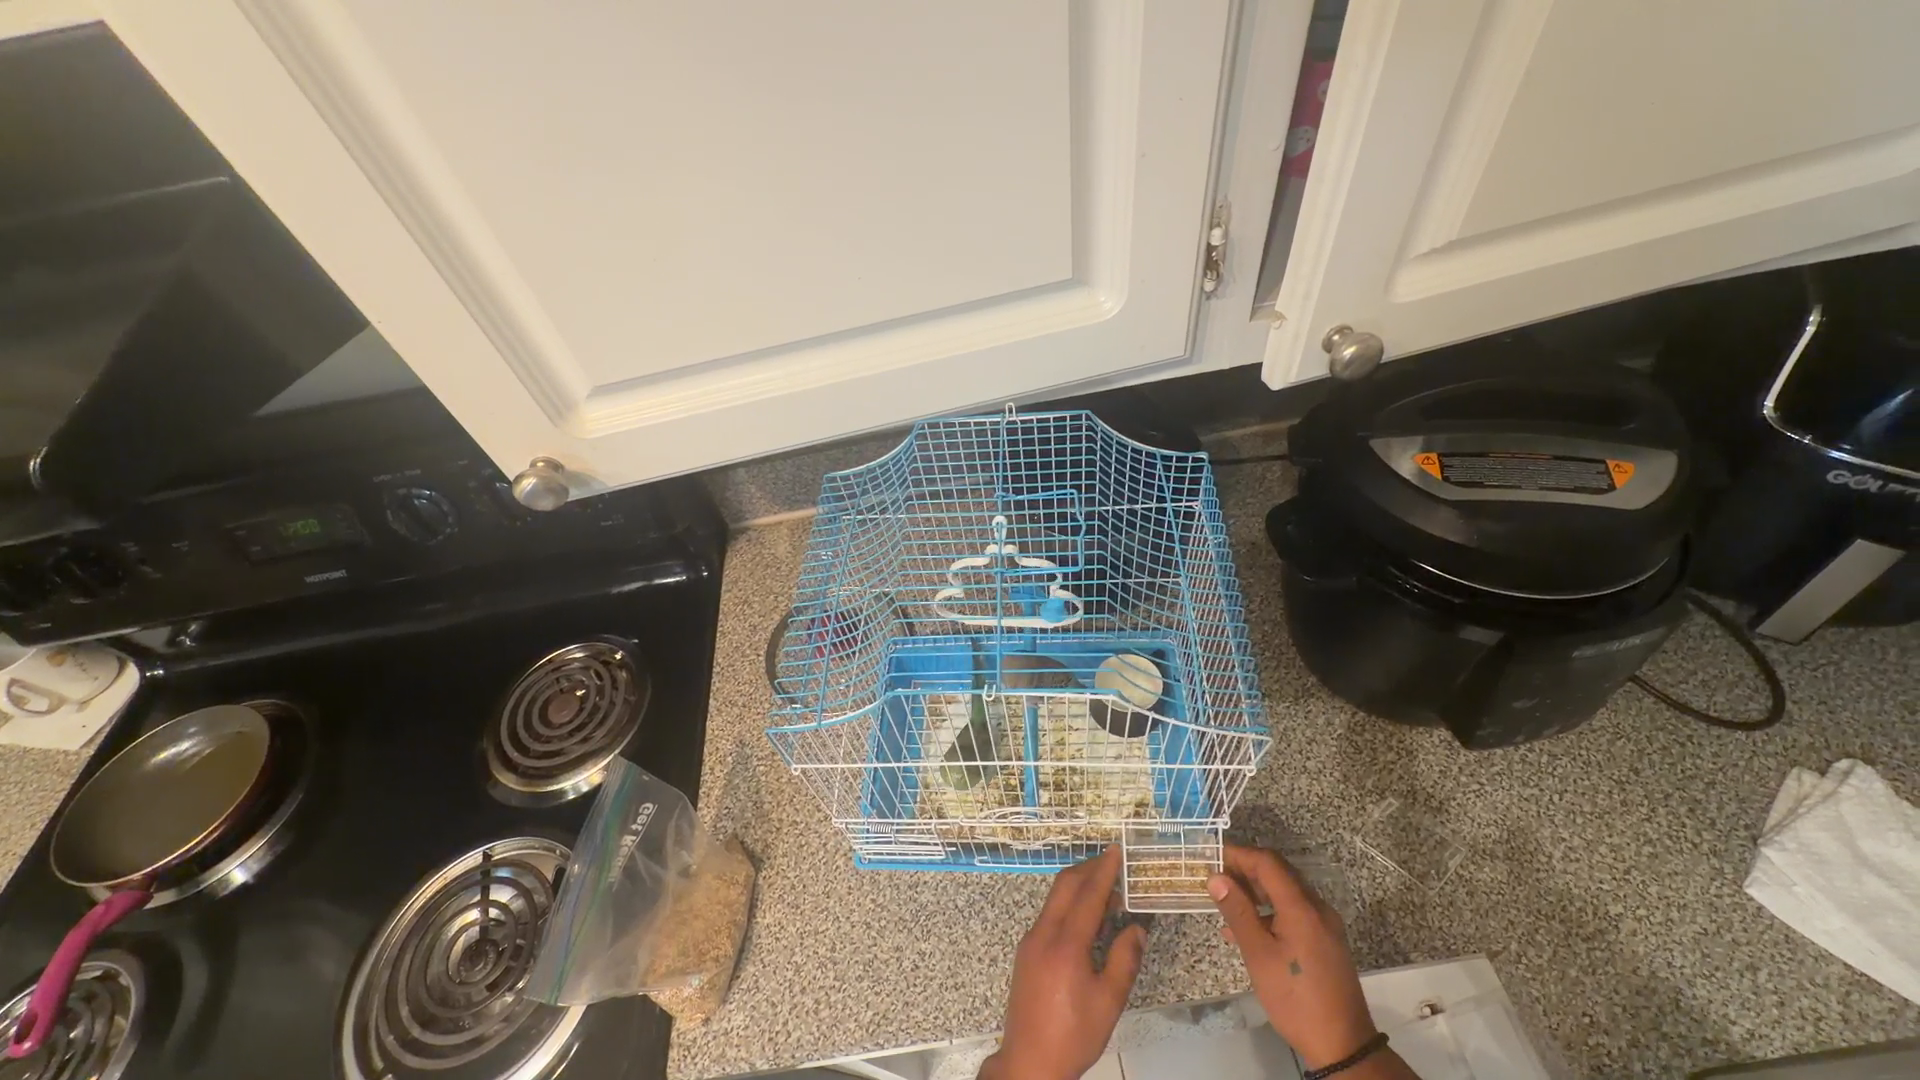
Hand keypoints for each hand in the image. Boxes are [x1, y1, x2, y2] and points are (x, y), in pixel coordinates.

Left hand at [980, 848, 1145, 1079]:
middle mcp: (1043, 934)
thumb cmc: (1074, 1034)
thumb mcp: (1109, 1001)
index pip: (1088, 894)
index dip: (1104, 870)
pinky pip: (1049, 915)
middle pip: (1065, 886)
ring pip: (1055, 899)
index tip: (1117, 850)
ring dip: (1079, 886)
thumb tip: (1136, 928)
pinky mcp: (1026, 951)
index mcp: (1066, 944)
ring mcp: (1031, 941)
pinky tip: (1087, 918)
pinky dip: (1069, 905)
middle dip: (1089, 869)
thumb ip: (1124, 959)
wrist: (1029, 1061)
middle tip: (1113, 861)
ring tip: (1107, 888)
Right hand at [1209, 845, 1377, 1070]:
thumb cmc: (1294, 998)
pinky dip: (1271, 911)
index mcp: (1302, 907)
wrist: (1343, 1043)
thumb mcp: (1259, 955)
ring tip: (1226, 904)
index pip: (1268, 863)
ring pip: (1287, 893)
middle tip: (1215, 880)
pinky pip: (1295, 912)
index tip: (1211, 858)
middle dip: (1246, 871)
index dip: (1239, 855)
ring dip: (1257, 892)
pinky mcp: (1326, 941)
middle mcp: (1318, 908)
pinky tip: (1249, 930)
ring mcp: (1325, 925)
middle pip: (1279, 874)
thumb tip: (1216, 878)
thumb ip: (1238, 912)